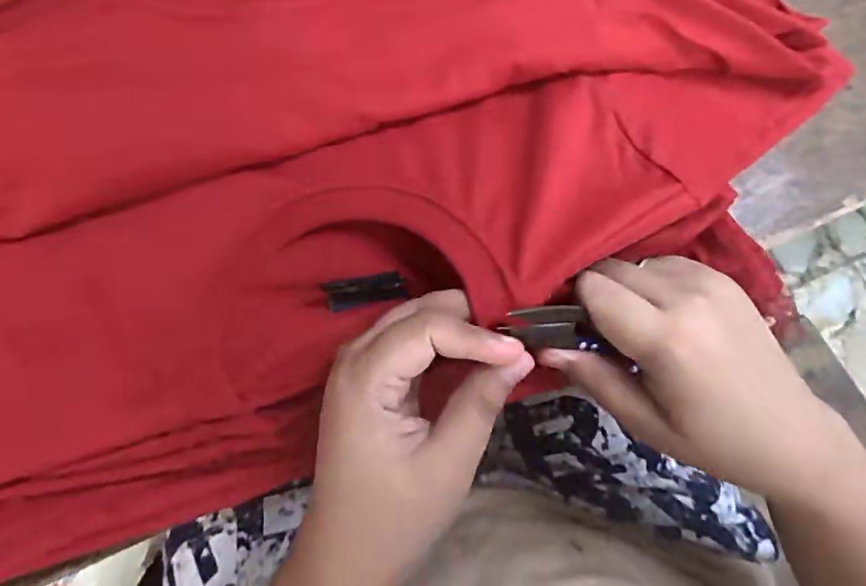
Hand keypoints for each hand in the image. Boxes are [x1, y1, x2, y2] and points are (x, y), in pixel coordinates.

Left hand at [277, 290, 533, 585]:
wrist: (345, 554)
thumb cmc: (395, 517)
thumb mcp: (446, 465)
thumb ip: (480, 402)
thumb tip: (520, 355)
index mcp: (364, 377)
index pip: (426, 328)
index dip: (475, 334)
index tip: (519, 348)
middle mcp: (353, 355)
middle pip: (417, 312)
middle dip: (468, 318)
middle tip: (513, 336)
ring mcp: (356, 361)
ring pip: (413, 317)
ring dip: (457, 324)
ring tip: (500, 341)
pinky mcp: (366, 372)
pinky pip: (406, 336)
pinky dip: (442, 339)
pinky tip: (472, 351)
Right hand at [541, 257, 847, 501]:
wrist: (794, 435)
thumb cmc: (714, 441)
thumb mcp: (647, 423)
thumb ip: (595, 378)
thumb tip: (545, 348)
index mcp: (667, 337)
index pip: (593, 287)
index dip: (578, 305)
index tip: (580, 330)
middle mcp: (686, 296)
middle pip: (611, 268)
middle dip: (598, 292)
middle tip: (608, 331)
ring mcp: (708, 279)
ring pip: (636, 262)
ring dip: (626, 286)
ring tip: (642, 323)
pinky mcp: (722, 275)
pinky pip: (665, 261)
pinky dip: (654, 281)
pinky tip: (670, 313)